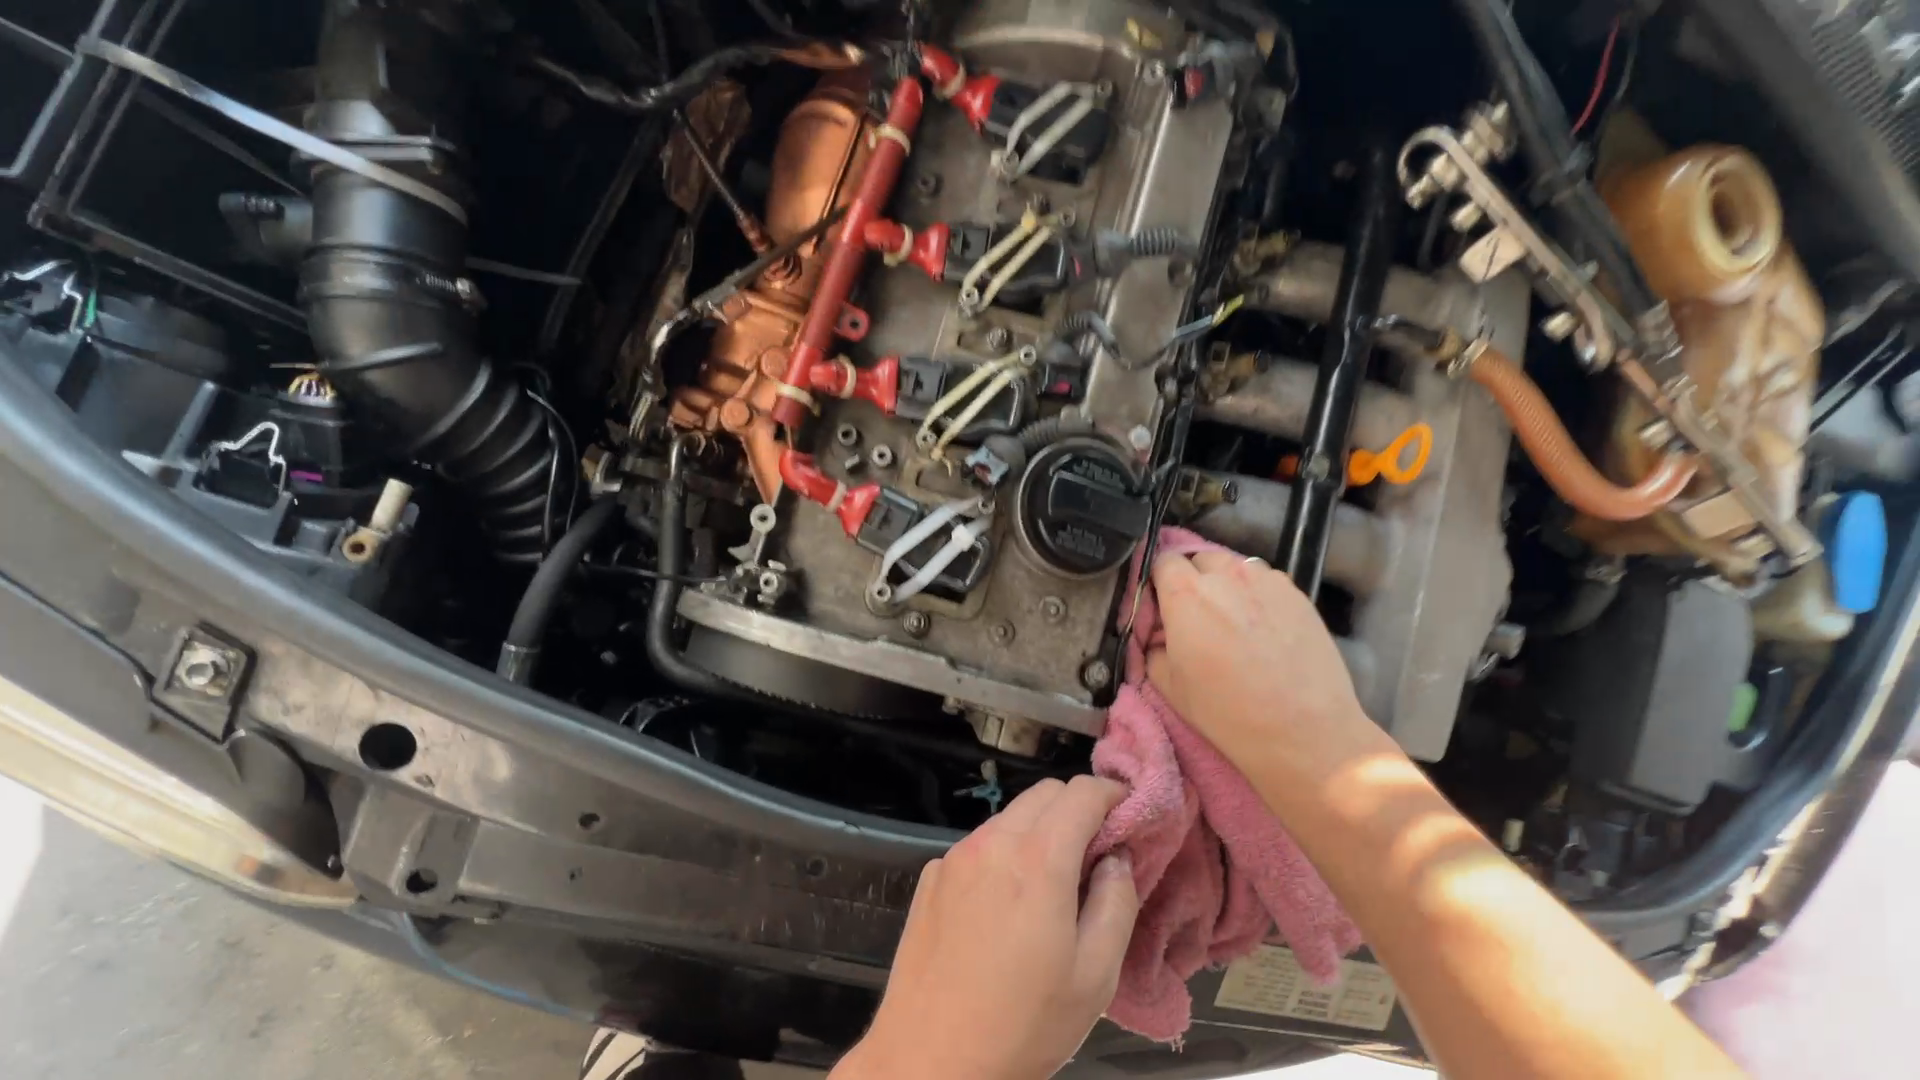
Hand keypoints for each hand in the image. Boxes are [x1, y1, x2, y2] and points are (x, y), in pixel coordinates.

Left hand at [834, 776, 1138, 1079]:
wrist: (929, 1061)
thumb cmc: (1023, 1024)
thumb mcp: (1095, 976)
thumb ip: (1117, 902)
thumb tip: (1116, 857)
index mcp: (1038, 859)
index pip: (1082, 792)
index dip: (1112, 795)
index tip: (1129, 817)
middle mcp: (992, 843)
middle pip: (1044, 794)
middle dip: (1077, 809)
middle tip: (1095, 856)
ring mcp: (954, 857)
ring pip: (1009, 817)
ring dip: (1039, 831)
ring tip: (1050, 886)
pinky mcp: (929, 878)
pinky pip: (978, 845)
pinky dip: (1002, 854)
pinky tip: (1003, 907)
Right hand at [1145, 551, 1383, 779]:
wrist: (1302, 731)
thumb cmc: (1226, 711)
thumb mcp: (1169, 685)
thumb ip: (1153, 647)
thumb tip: (1159, 635)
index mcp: (1186, 594)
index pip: (1163, 561)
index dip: (1160, 582)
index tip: (1164, 606)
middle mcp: (1225, 576)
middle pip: (1200, 560)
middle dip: (1195, 581)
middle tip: (1199, 616)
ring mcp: (1266, 580)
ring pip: (1236, 567)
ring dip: (1227, 584)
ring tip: (1234, 620)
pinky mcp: (1297, 593)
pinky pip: (1267, 582)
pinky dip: (1258, 595)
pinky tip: (1264, 628)